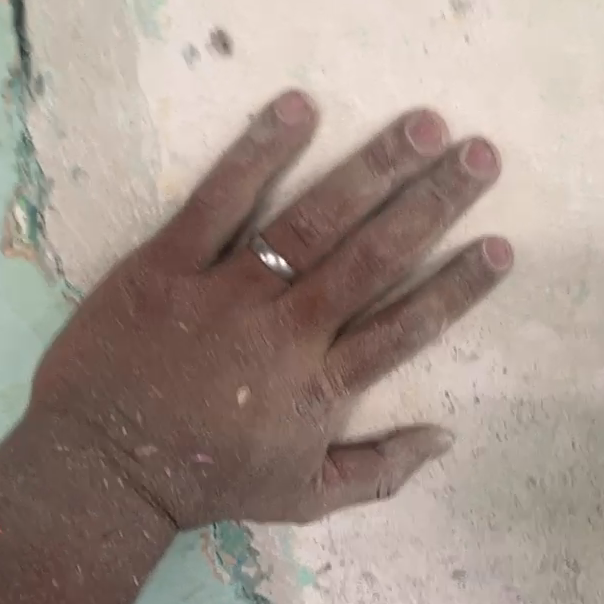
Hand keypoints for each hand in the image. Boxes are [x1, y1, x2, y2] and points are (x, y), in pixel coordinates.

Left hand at [28, 90, 510, 526]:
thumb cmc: (212, 481)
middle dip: (435, 204)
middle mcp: (290, 330)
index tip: (500, 247)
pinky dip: (258, 153)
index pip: (408, 326)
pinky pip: (217, 200)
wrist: (103, 468)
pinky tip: (301, 106)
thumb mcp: (307, 498)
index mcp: (324, 386)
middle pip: (375, 258)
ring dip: (372, 169)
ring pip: (313, 221)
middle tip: (482, 156)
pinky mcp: (168, 264)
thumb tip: (447, 438)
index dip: (458, 287)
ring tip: (423, 125)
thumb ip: (381, 471)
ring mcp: (229, 291)